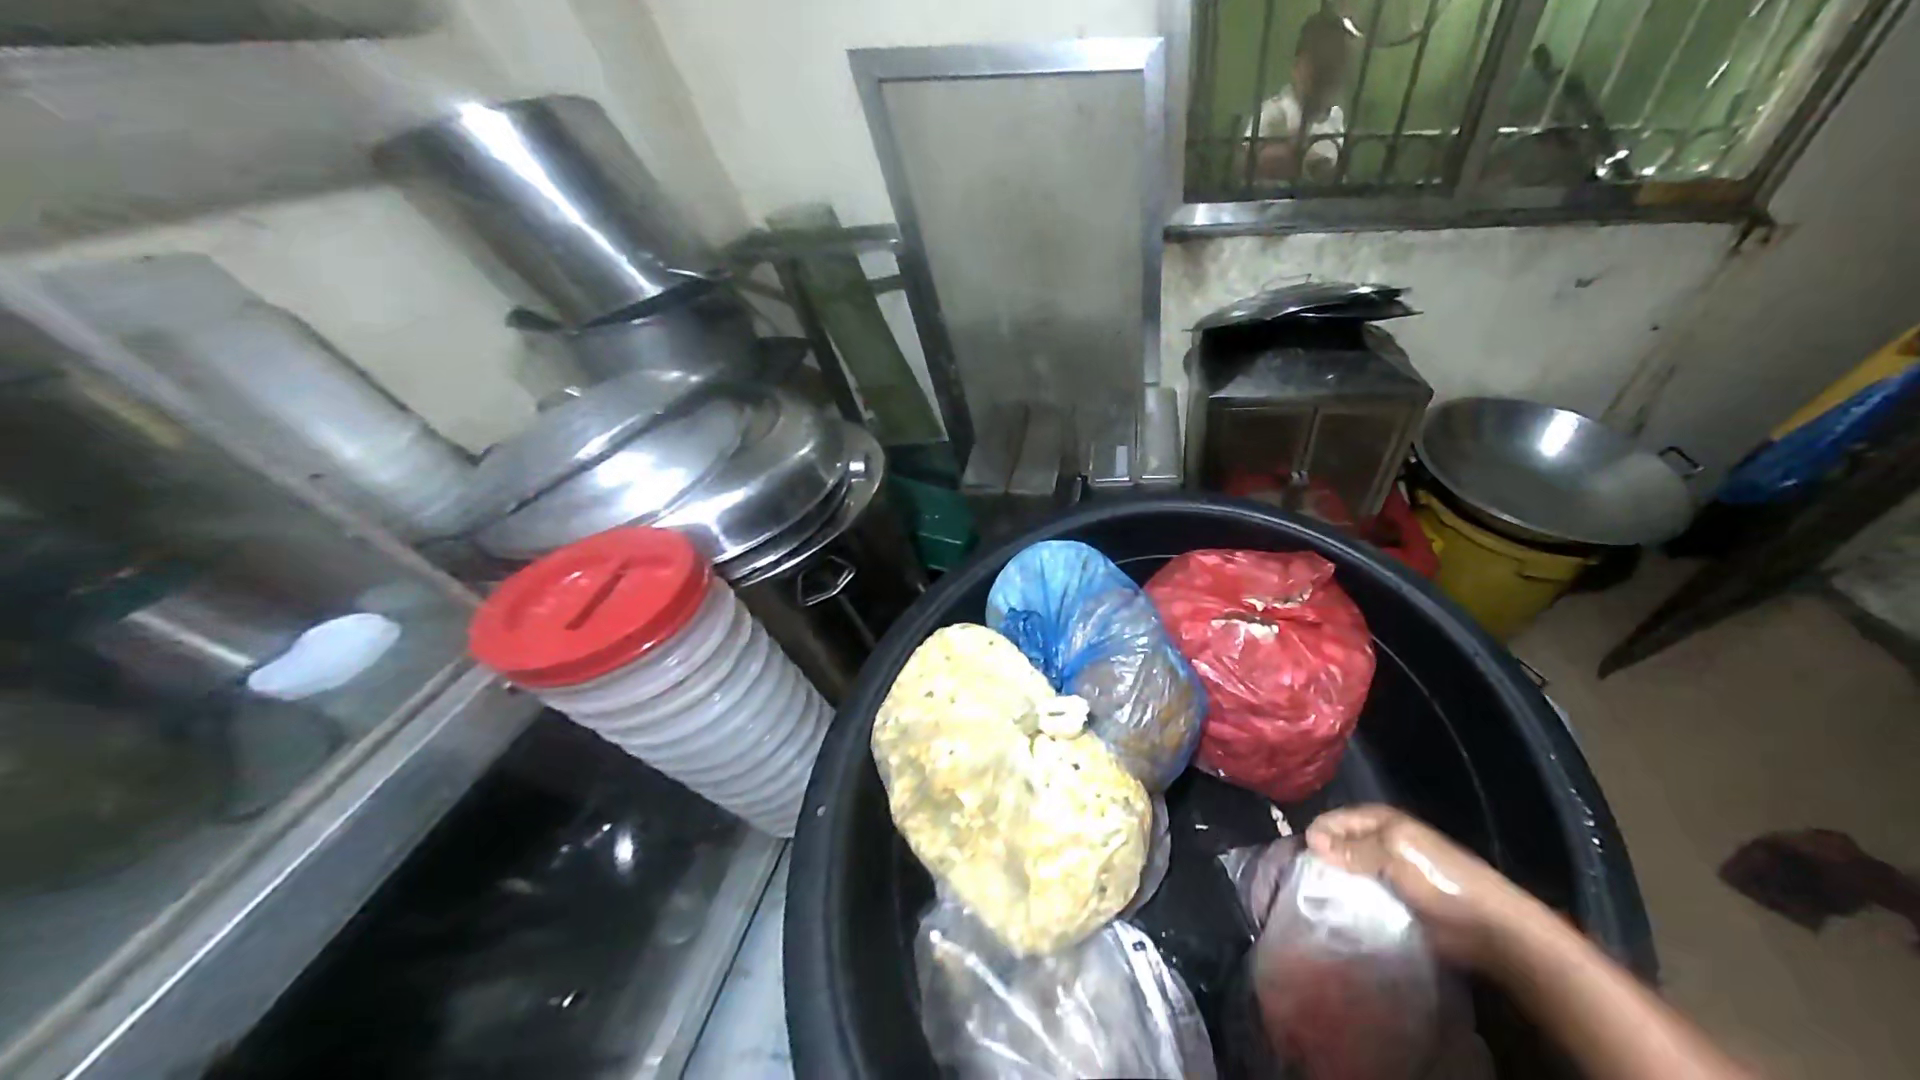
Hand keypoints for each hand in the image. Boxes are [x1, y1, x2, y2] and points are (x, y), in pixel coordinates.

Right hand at [1305, 804, 1557, 970]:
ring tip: (1312, 900)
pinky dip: (1347, 902)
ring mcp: (1385, 872)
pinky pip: (1359, 896)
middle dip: (1321, 861)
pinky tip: (1335, 913)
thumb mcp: (1394, 854)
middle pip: (1336, 846)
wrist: (1489, 929)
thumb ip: (1352, 847)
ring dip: (1333, 884)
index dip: (1316, 836)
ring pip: (1345, 872)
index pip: (1332, 820)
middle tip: (1301, 882)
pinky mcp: (1391, 900)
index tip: (1299, 859)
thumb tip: (1311, 840)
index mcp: (1379, 821)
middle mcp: (1378, 841)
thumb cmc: (1441, 880)